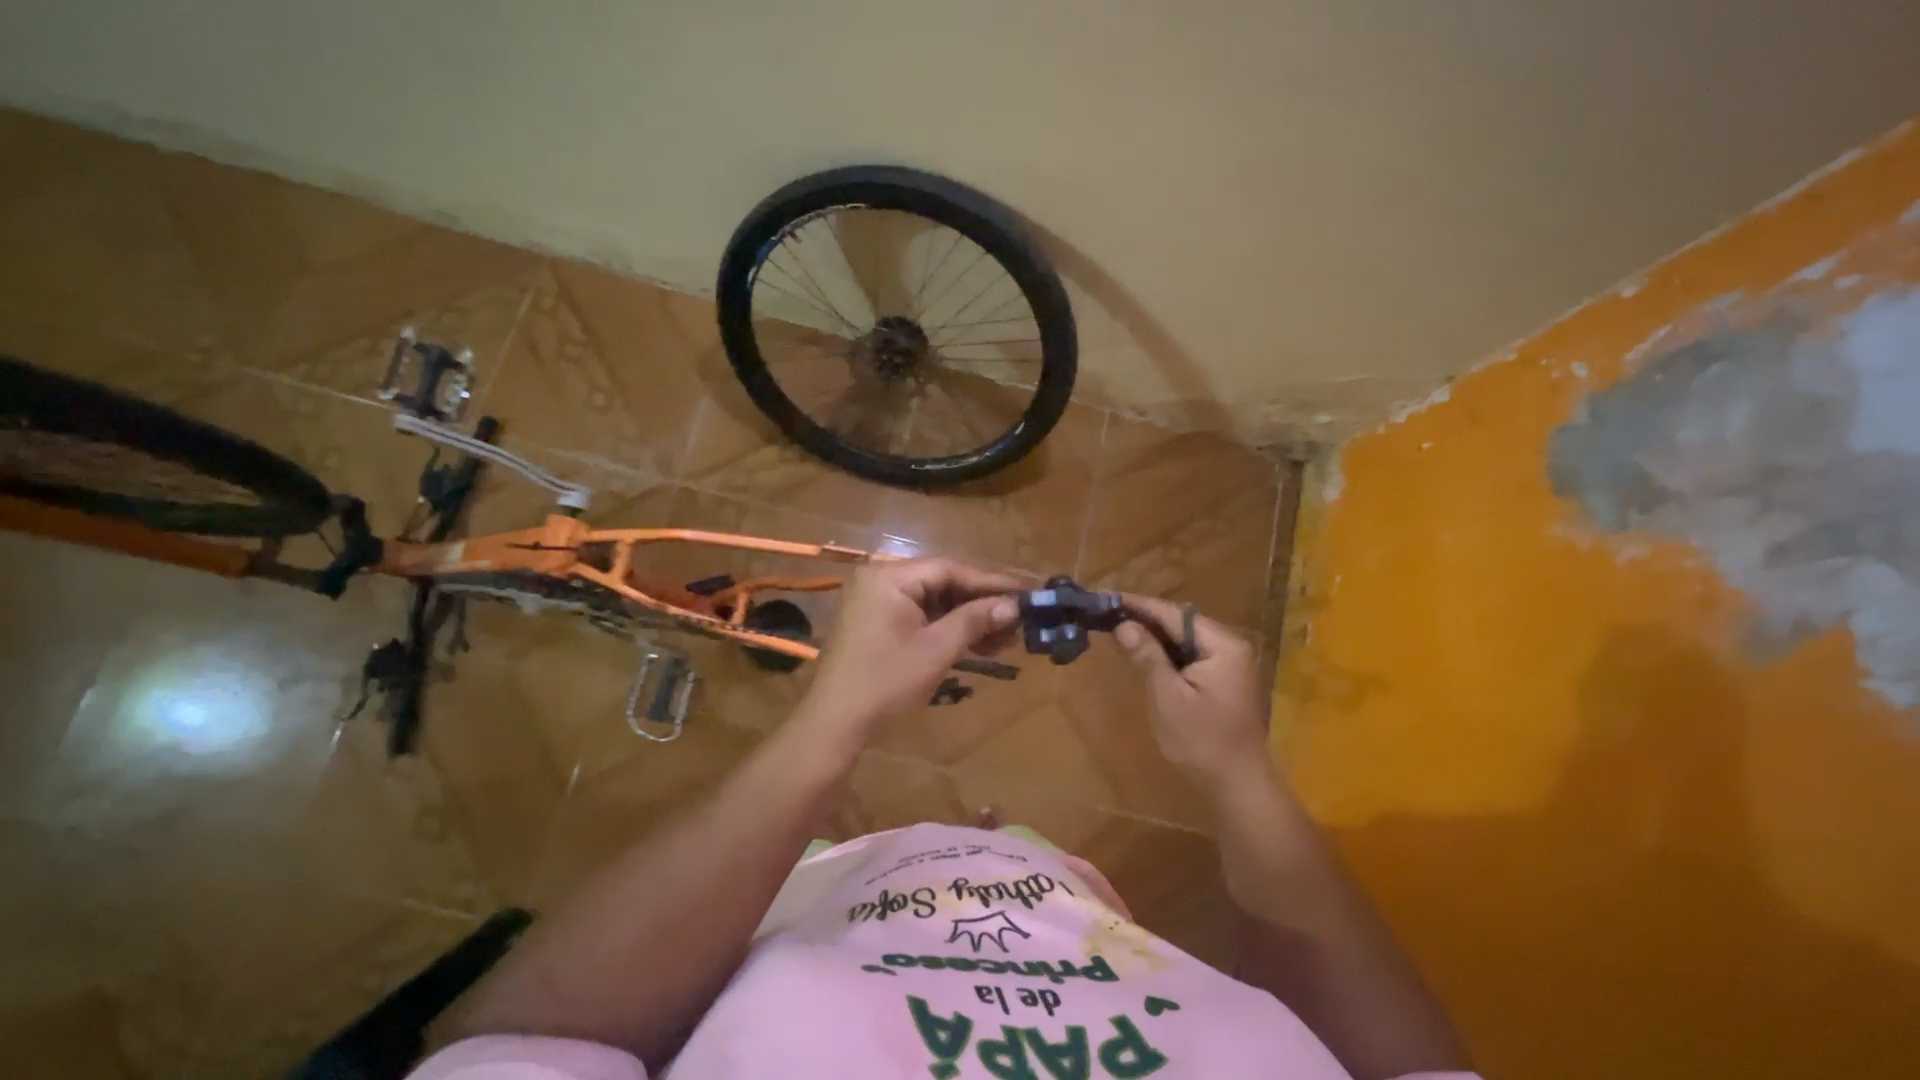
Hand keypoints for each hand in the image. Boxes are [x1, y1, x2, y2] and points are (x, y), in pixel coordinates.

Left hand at [797, 558, 1022, 743]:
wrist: (835, 724)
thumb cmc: (886, 682)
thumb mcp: (936, 650)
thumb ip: (974, 621)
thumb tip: (1012, 606)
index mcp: (889, 577)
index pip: (950, 569)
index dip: (991, 583)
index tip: (1026, 592)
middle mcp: (879, 580)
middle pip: (941, 583)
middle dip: (981, 604)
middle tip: (1019, 620)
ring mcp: (874, 603)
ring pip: (932, 603)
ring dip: (967, 620)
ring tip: (1005, 640)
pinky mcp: (875, 625)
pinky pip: (918, 617)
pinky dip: (946, 630)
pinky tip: (977, 645)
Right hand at [1114, 595, 1270, 789]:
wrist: (1237, 784)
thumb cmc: (1202, 741)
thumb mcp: (1168, 696)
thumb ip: (1147, 656)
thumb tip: (1124, 624)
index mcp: (1223, 645)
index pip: (1175, 614)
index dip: (1140, 605)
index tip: (1108, 597)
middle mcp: (1231, 647)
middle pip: (1181, 623)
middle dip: (1145, 618)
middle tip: (1107, 613)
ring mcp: (1231, 664)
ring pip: (1185, 640)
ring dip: (1154, 636)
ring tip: (1118, 628)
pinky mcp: (1224, 681)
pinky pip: (1191, 656)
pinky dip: (1167, 654)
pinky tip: (1143, 653)